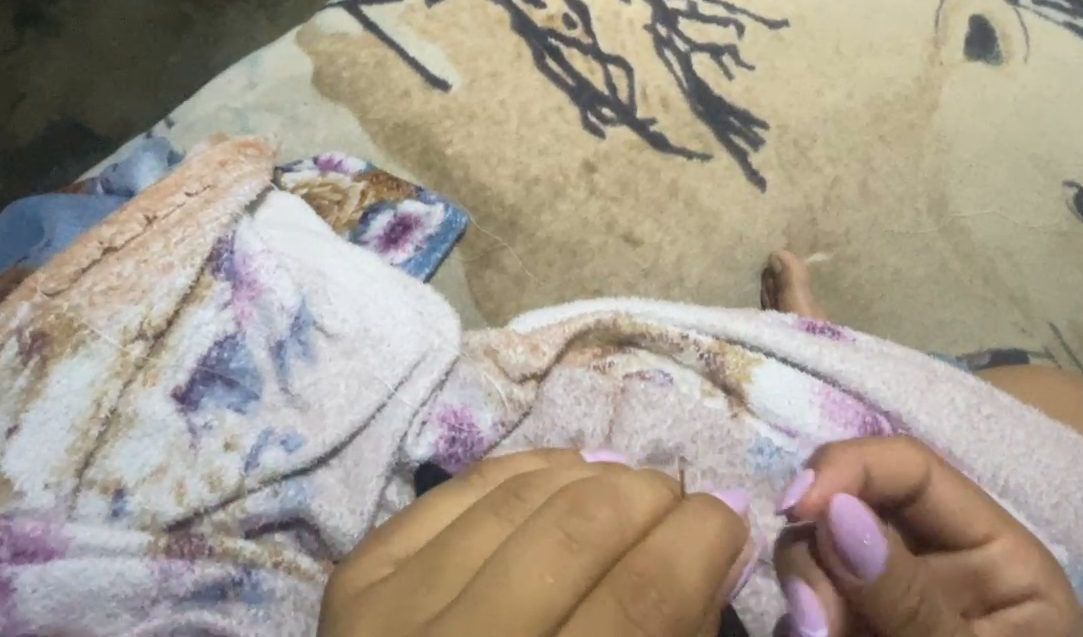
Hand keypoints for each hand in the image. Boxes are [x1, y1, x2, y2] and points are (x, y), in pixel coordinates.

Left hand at [321, 449, 753, 635]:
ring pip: (519, 496)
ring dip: (593, 473)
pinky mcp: (356, 578)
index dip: (698, 542)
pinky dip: (526, 467)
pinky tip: (565, 468)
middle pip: (578, 532)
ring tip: (629, 479)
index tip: (726, 516)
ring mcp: (388, 614)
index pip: (639, 601)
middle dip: (649, 494)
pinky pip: (461, 487)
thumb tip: (712, 540)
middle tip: (678, 496)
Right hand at [774, 438, 1082, 635]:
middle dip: (818, 548)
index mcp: (995, 554)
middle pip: (850, 501)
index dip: (848, 466)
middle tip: (813, 624)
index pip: (910, 467)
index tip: (797, 506)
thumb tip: (836, 512)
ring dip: (805, 589)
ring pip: (818, 546)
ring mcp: (889, 594)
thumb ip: (912, 601)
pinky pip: (812, 597)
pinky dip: (804, 615)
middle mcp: (936, 560)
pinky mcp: (853, 625)